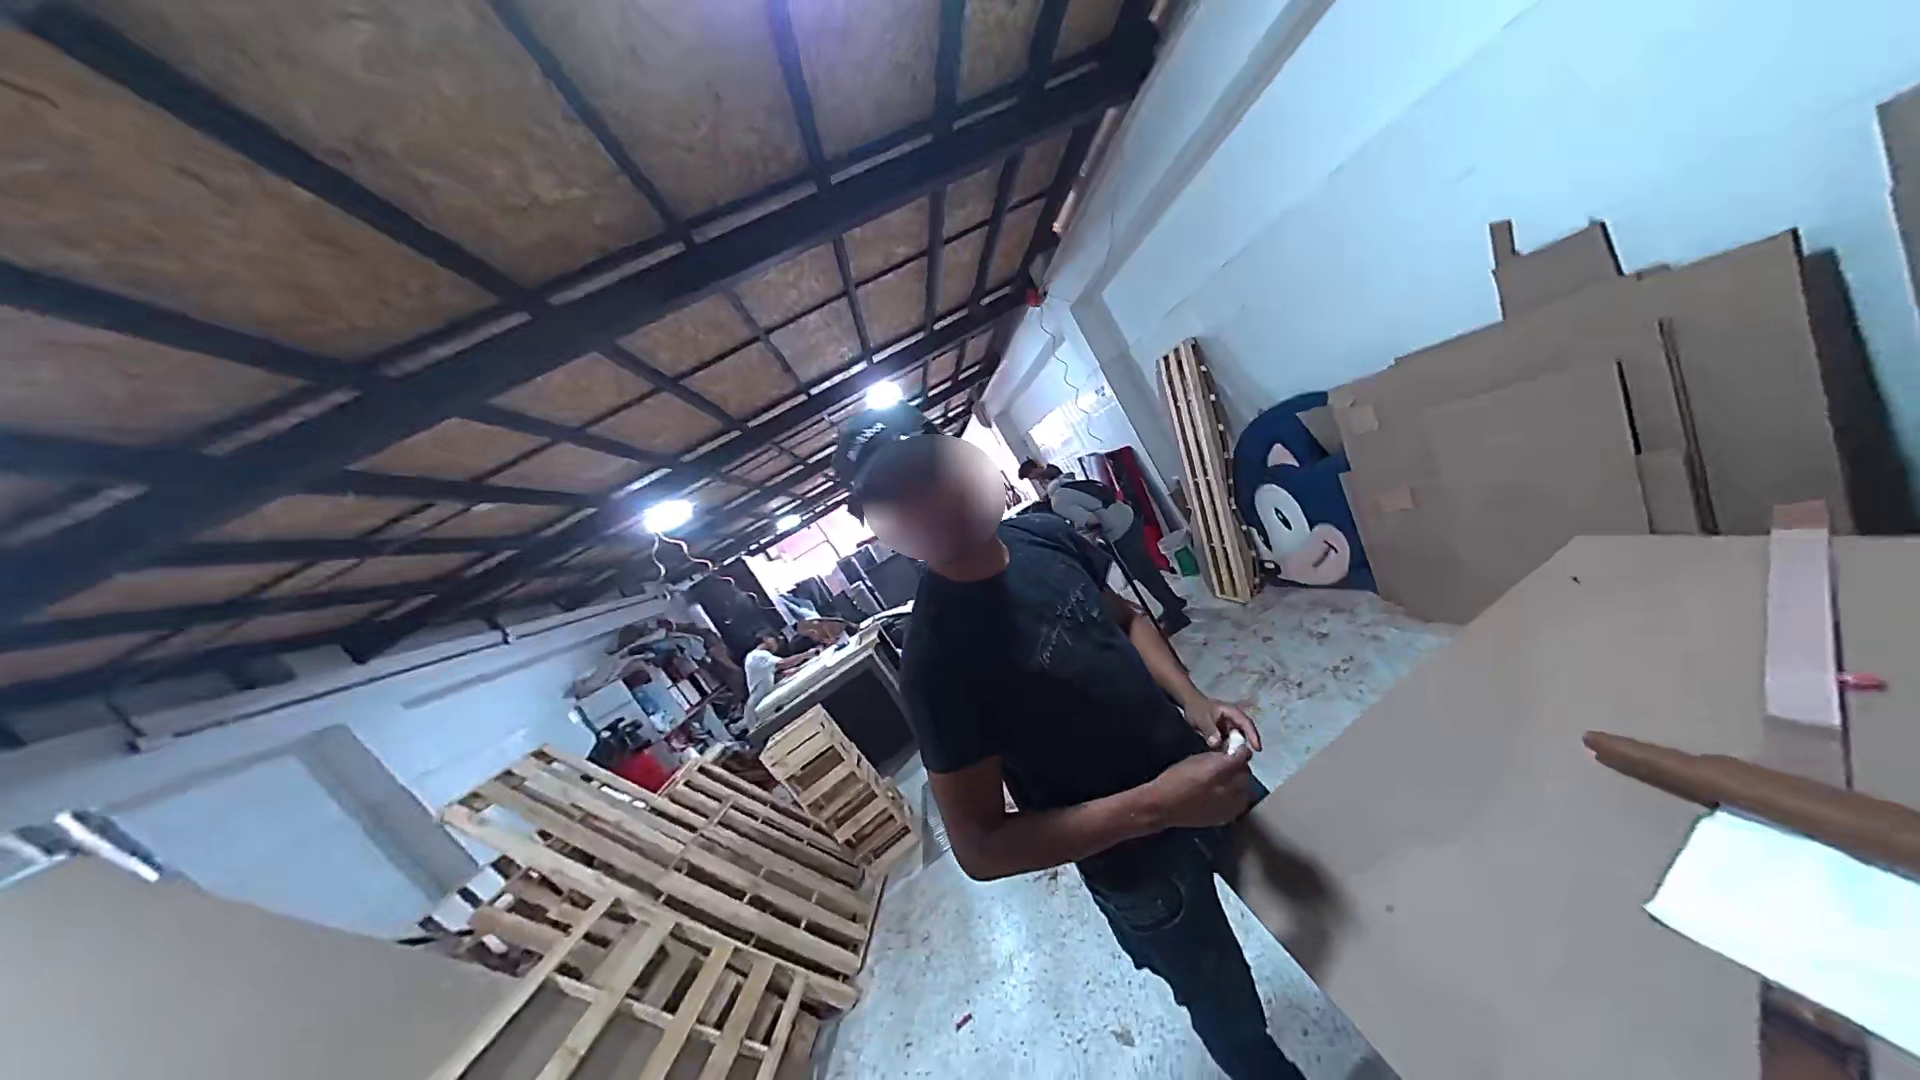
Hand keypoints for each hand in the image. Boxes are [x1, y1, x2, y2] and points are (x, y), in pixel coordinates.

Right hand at [1146, 743, 1254, 828]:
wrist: (1165, 806)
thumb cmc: (1174, 779)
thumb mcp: (1193, 760)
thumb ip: (1214, 757)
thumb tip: (1228, 755)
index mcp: (1216, 771)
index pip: (1241, 758)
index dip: (1242, 752)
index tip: (1239, 750)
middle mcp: (1227, 789)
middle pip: (1246, 774)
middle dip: (1240, 768)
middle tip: (1230, 767)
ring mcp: (1229, 805)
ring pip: (1246, 790)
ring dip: (1240, 783)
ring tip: (1228, 781)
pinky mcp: (1228, 818)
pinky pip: (1241, 804)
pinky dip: (1237, 797)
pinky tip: (1225, 795)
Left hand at [1183, 697, 1262, 752]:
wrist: (1189, 705)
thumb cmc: (1197, 708)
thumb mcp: (1202, 718)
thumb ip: (1209, 730)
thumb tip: (1217, 743)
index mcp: (1233, 713)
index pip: (1247, 724)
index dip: (1253, 736)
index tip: (1257, 748)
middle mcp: (1234, 721)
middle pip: (1244, 734)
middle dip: (1244, 747)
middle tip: (1243, 760)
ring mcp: (1229, 728)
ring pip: (1236, 741)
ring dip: (1235, 750)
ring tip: (1232, 761)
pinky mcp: (1224, 734)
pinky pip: (1228, 743)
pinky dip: (1227, 750)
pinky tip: (1223, 758)